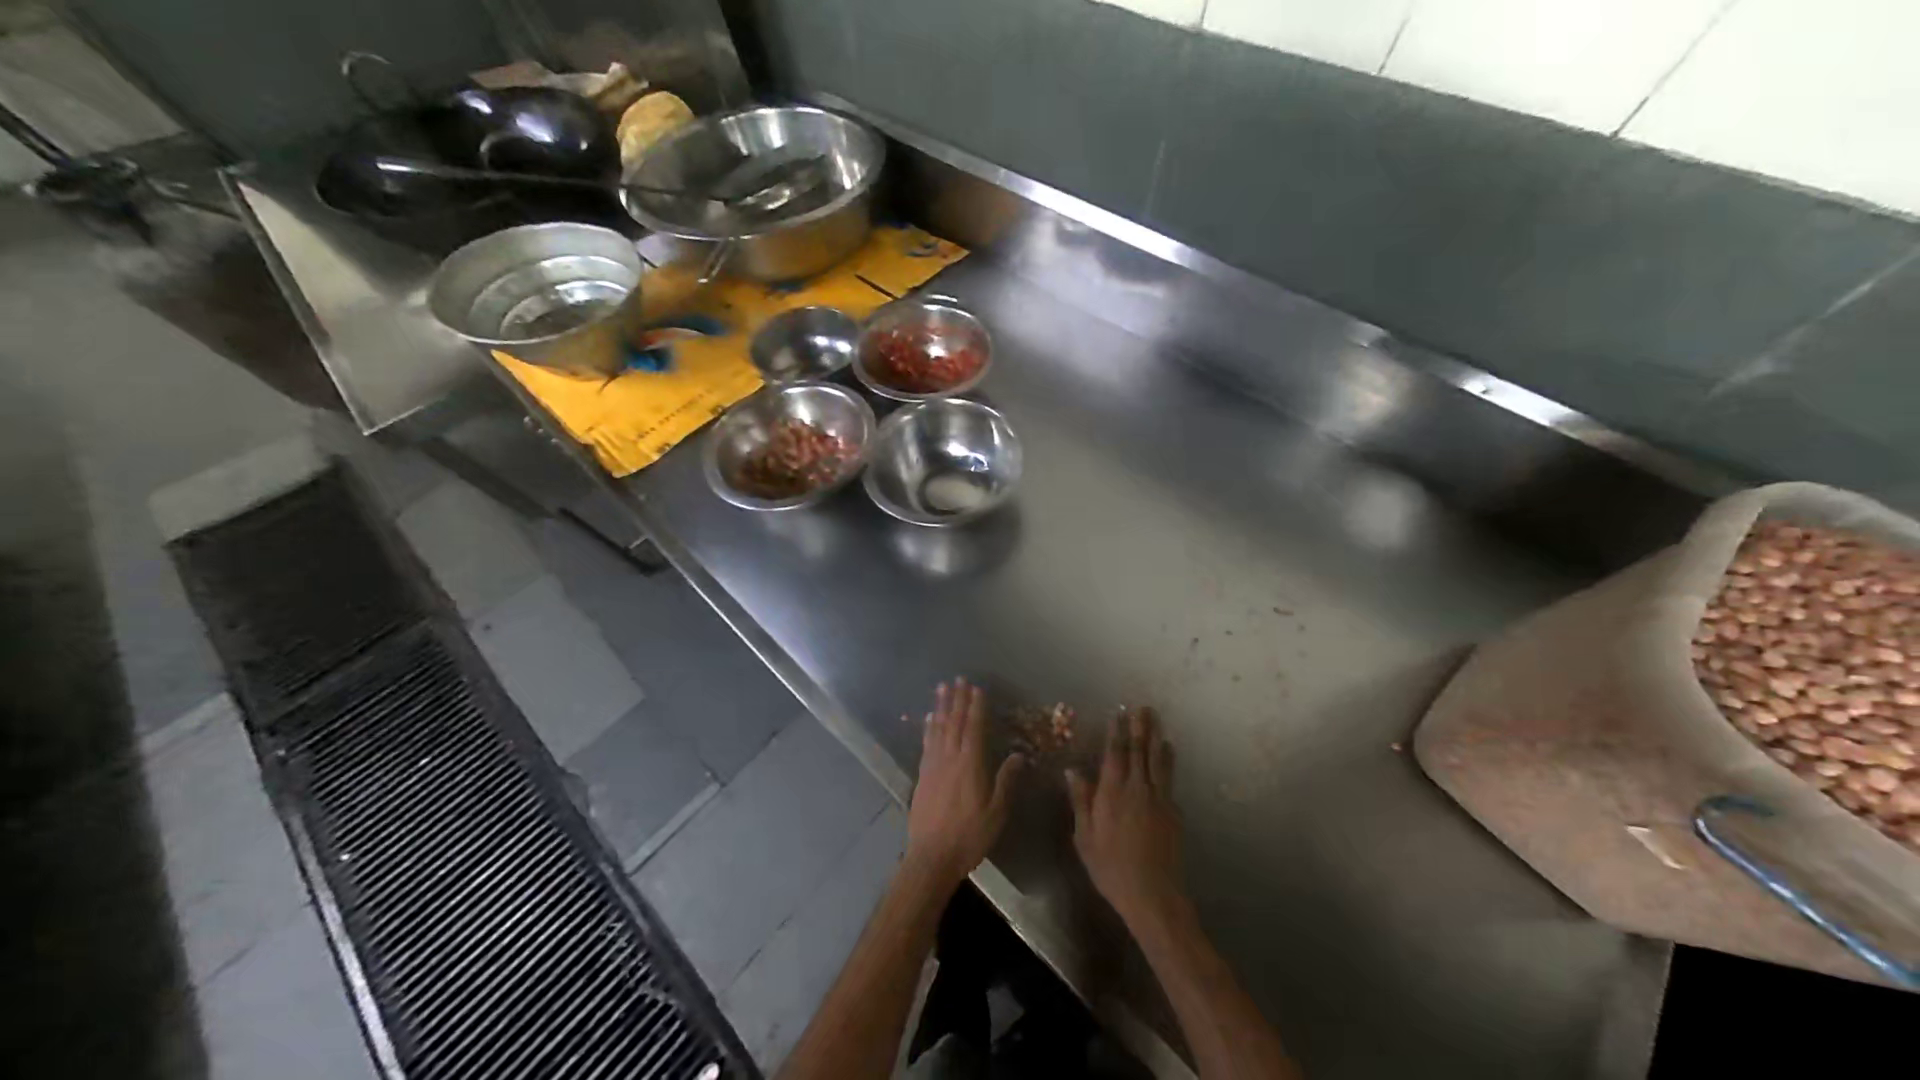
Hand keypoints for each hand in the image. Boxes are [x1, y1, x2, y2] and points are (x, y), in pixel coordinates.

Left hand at [905, 679, 1024, 890]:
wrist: (931, 856)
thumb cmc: (969, 835)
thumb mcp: (996, 811)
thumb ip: (1006, 781)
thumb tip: (1019, 755)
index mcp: (970, 764)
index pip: (974, 728)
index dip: (976, 707)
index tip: (977, 688)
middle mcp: (949, 758)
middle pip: (954, 723)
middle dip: (958, 700)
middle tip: (958, 679)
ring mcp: (932, 766)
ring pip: (938, 729)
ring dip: (941, 707)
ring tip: (942, 688)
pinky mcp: (922, 776)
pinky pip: (926, 744)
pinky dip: (929, 728)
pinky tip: (930, 719)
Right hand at [1066, 707, 1185, 927]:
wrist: (1152, 893)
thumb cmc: (1110, 866)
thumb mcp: (1084, 835)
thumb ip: (1081, 800)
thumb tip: (1073, 770)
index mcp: (1113, 792)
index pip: (1115, 753)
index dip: (1117, 730)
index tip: (1119, 712)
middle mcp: (1138, 788)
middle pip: (1140, 751)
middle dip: (1141, 727)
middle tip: (1143, 707)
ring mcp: (1159, 799)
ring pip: (1158, 761)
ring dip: (1157, 738)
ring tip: (1157, 722)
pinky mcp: (1173, 812)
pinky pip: (1169, 779)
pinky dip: (1168, 761)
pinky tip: (1168, 753)